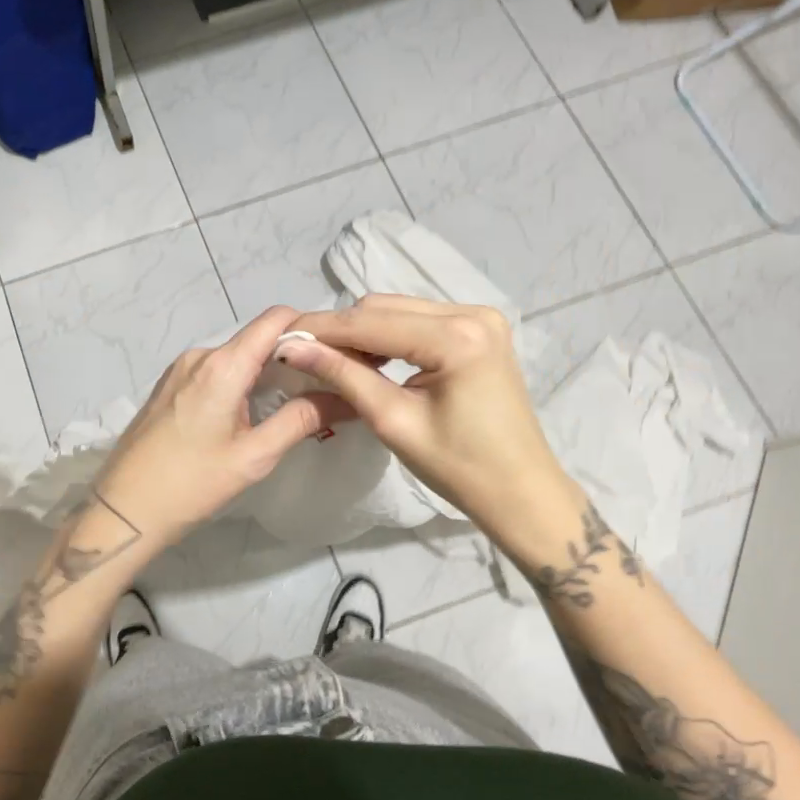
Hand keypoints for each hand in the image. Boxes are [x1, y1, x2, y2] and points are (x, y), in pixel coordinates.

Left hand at [95, 306, 350, 546]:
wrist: (124, 507)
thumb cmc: (191, 484)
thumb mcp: (254, 457)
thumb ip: (300, 420)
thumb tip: (345, 397)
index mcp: (222, 365)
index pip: (276, 319)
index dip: (311, 329)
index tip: (336, 354)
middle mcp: (200, 355)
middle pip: (257, 338)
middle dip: (293, 357)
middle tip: (325, 386)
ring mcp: (181, 369)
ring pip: (236, 356)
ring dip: (265, 372)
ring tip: (294, 403)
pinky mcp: (170, 385)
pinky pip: (215, 371)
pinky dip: (239, 382)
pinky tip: (252, 412)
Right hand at [281, 295, 584, 537]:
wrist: (521, 492)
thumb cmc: (460, 468)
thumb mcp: (393, 421)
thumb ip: (342, 375)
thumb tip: (291, 348)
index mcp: (457, 337)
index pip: (369, 322)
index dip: (319, 329)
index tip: (278, 339)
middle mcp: (472, 313)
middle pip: (382, 307)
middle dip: (339, 330)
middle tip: (301, 357)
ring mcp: (479, 317)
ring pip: (396, 310)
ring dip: (360, 333)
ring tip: (330, 362)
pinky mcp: (479, 329)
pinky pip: (416, 320)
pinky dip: (386, 337)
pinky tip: (368, 361)